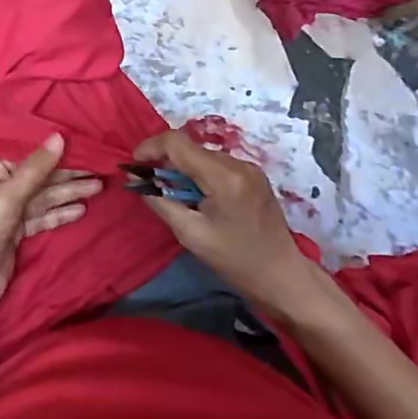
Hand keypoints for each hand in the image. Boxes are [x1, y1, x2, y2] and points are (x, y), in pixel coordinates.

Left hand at [0, 134, 101, 333]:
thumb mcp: (7, 197)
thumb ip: (36, 168)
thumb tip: (59, 137)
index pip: (26, 156)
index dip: (54, 154)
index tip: (83, 149)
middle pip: (37, 177)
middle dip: (66, 176)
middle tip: (98, 172)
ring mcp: (6, 209)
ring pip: (42, 197)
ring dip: (68, 194)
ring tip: (97, 188)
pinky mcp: (15, 230)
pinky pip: (40, 215)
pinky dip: (59, 212)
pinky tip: (79, 209)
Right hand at [132, 130, 322, 316]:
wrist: (282, 275)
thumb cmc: (236, 261)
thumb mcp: (191, 235)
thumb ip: (162, 203)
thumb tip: (140, 183)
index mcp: (223, 177)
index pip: (178, 143)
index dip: (151, 147)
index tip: (135, 165)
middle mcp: (238, 163)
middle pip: (191, 148)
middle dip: (165, 160)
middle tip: (149, 182)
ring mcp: (249, 167)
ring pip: (203, 155)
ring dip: (183, 167)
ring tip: (172, 193)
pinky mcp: (254, 175)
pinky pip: (218, 164)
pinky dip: (200, 173)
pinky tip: (196, 196)